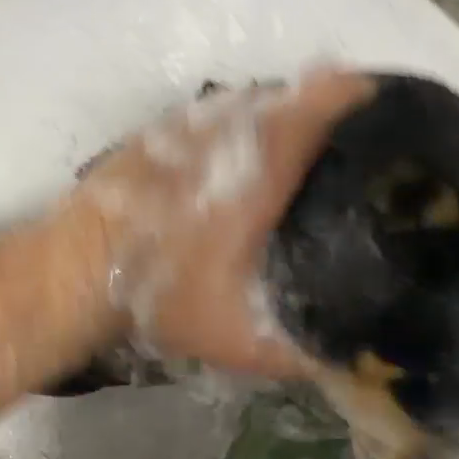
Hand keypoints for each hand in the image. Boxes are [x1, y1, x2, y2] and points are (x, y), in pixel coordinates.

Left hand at [72, 71, 373, 378]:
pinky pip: (216, 116)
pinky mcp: (159, 135)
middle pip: (289, 95)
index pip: (316, 104)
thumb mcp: (239, 340)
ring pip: (251, 102)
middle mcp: (225, 133)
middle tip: (353, 136)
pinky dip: (242, 126)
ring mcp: (187, 127)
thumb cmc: (162, 298)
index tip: (382, 105)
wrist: (77, 273)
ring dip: (282, 114)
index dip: (353, 96)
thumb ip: (299, 354)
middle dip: (326, 106)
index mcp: (257, 170)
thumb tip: (348, 363)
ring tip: (308, 144)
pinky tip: (245, 157)